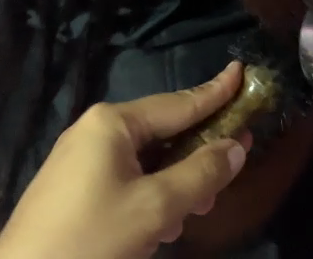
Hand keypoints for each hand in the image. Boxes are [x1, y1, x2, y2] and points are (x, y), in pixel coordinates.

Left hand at [0, 62, 251, 258]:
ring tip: (198, 209)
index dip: (215, 92)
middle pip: (162, 132)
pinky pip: (123, 180)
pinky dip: (149, 196)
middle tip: (232, 166)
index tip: (243, 71)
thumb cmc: (89, 242)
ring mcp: (78, 162)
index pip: (178, 102)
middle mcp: (94, 131)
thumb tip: (236, 147)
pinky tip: (161, 226)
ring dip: (175, 182)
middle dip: (197, 152)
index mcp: (112, 122)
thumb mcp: (154, 210)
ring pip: (144, 161)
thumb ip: (200, 175)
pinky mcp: (69, 193)